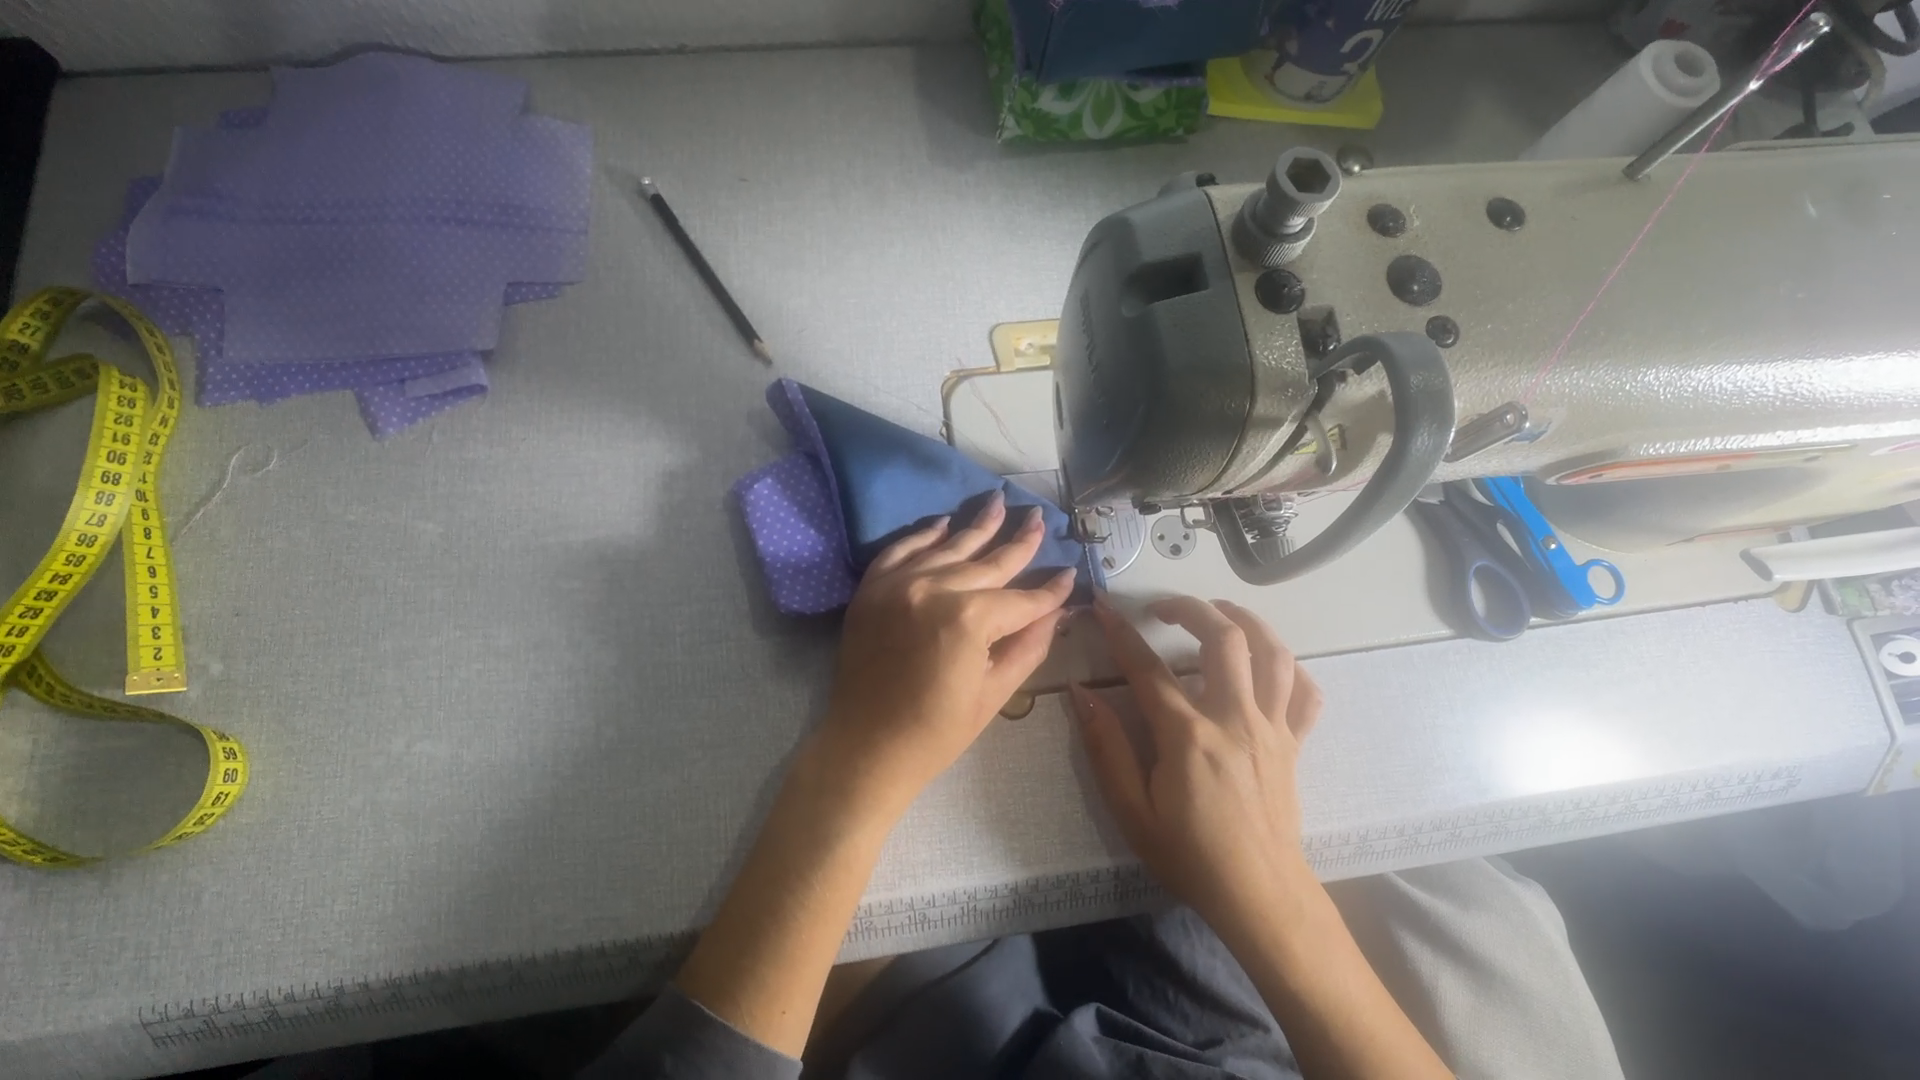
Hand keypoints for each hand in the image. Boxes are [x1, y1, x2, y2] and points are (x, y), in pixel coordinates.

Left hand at [815, 491, 1074, 817]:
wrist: (866, 748)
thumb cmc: (937, 732)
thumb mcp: (995, 693)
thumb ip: (1029, 644)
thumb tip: (1055, 609)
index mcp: (971, 618)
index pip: (1023, 598)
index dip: (1050, 590)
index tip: (1070, 573)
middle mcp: (935, 588)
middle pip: (989, 561)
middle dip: (1020, 542)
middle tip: (1041, 518)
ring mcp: (899, 584)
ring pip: (948, 546)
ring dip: (977, 526)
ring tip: (999, 501)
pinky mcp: (872, 588)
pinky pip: (902, 550)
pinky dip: (924, 535)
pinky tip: (944, 524)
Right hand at [1071, 596, 1322, 931]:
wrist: (1258, 895)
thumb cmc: (1188, 855)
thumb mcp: (1131, 810)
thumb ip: (1107, 748)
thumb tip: (1082, 695)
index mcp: (1188, 735)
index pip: (1148, 668)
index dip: (1121, 632)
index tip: (1102, 606)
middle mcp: (1234, 718)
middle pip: (1224, 638)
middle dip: (1191, 608)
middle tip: (1163, 608)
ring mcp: (1271, 729)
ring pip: (1273, 653)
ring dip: (1246, 621)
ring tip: (1220, 612)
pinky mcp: (1294, 744)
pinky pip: (1305, 692)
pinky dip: (1290, 667)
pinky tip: (1269, 663)